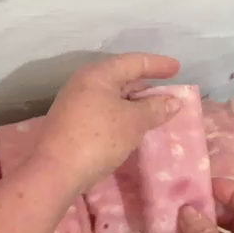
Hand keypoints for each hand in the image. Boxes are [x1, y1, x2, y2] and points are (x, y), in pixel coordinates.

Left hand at [34, 53, 182, 189]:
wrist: (56, 171)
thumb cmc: (98, 139)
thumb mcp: (133, 122)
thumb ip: (155, 109)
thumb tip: (173, 101)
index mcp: (98, 74)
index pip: (133, 62)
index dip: (157, 64)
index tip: (177, 68)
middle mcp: (83, 84)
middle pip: (120, 77)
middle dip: (145, 85)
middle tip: (167, 94)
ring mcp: (74, 104)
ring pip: (111, 96)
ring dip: (133, 103)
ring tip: (154, 112)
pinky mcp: (71, 124)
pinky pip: (103, 111)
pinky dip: (121, 115)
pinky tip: (131, 127)